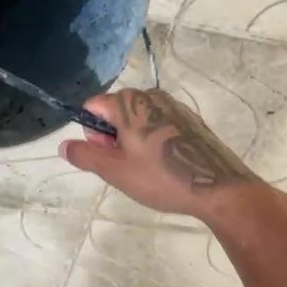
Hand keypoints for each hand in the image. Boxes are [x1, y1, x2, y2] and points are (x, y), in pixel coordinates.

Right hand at [59, 88, 266, 220]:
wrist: (223, 190)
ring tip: (151, 168)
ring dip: (135, 140)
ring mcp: (174, 106)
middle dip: (114, 137)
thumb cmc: (163, 178)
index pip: (91, 108)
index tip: (110, 157)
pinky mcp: (192, 120)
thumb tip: (63, 146)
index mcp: (126, 102)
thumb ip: (84, 155)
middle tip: (129, 166)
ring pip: (138, 119)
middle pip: (115, 112)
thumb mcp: (115, 172)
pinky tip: (169, 164)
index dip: (93, 134)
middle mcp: (149, 96)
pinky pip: (161, 124)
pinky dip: (156, 140)